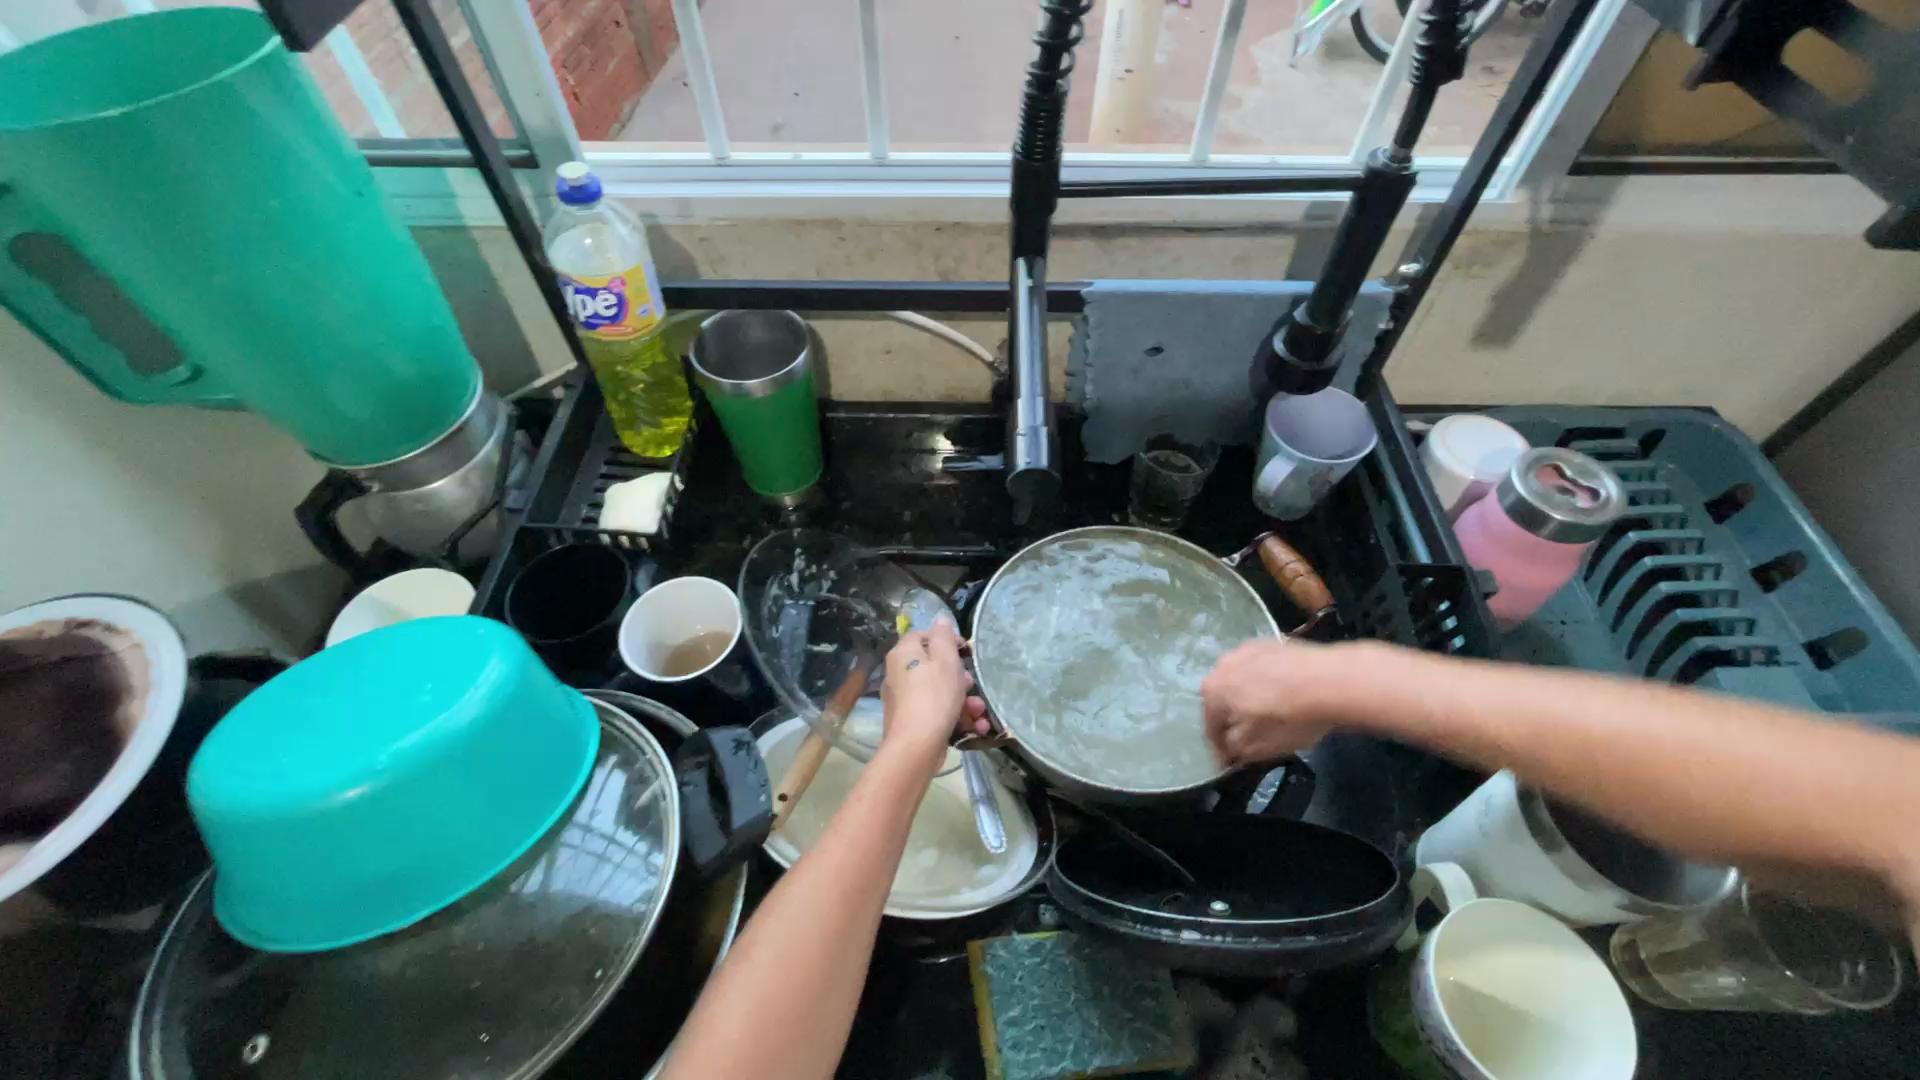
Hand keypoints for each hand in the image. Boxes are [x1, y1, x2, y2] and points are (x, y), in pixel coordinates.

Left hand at [881, 617, 989, 757]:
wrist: (916, 746)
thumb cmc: (934, 696)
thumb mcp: (945, 660)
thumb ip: (944, 636)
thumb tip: (941, 619)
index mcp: (903, 654)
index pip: (923, 635)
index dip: (947, 640)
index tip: (966, 651)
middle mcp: (898, 674)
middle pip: (934, 666)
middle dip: (960, 676)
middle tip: (971, 684)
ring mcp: (904, 700)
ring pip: (939, 691)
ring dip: (964, 700)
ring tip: (979, 712)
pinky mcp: (911, 721)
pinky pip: (936, 711)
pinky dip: (955, 716)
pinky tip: (975, 726)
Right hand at [1201, 639, 1351, 766]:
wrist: (1331, 680)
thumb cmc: (1288, 717)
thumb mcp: (1259, 747)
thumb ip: (1235, 750)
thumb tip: (1227, 750)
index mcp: (1211, 691)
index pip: (1210, 727)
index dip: (1221, 748)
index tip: (1232, 762)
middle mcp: (1222, 664)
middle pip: (1224, 699)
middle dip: (1234, 718)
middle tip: (1251, 736)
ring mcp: (1247, 649)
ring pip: (1243, 680)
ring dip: (1250, 696)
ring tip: (1272, 712)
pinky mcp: (1273, 642)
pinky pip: (1263, 668)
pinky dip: (1268, 681)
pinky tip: (1286, 693)